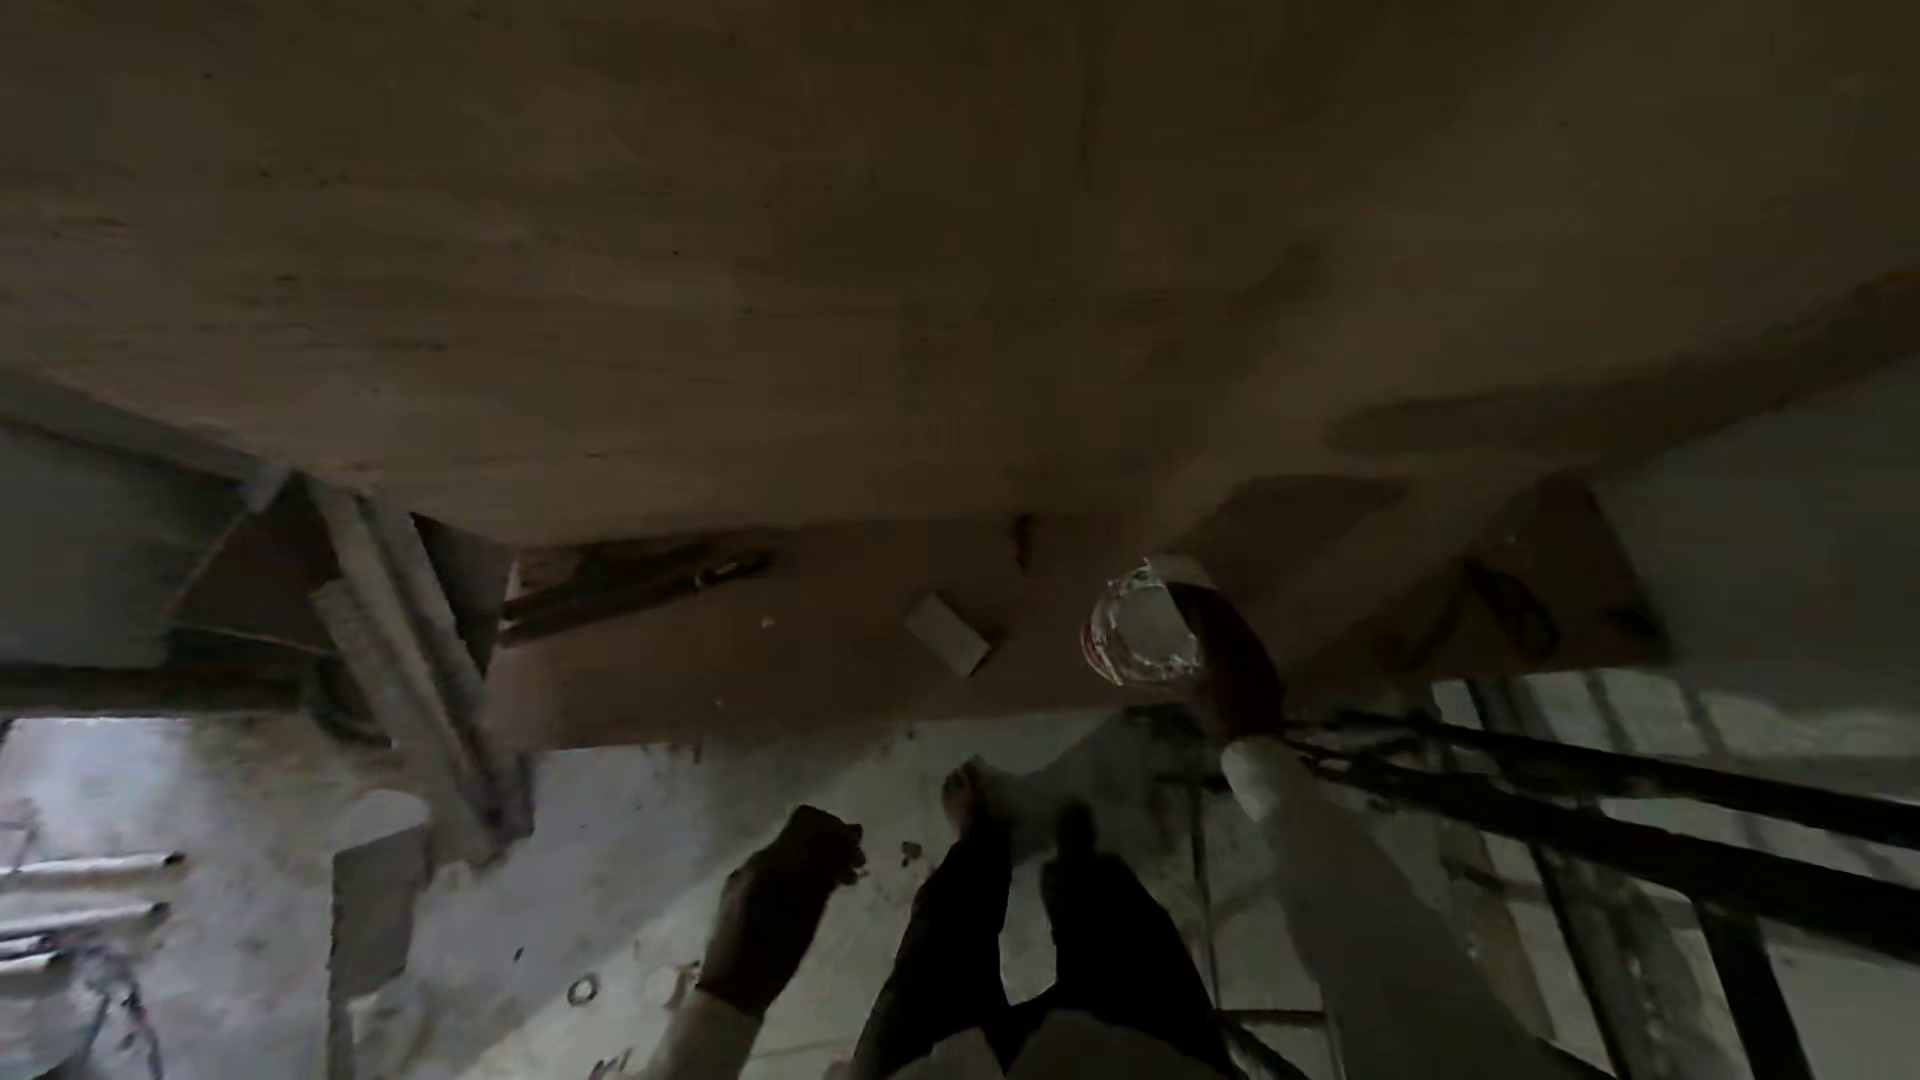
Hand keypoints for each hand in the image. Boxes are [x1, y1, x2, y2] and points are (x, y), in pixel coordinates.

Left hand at [698, 805, 865, 1016]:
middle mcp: (755, 859)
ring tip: (840, 881)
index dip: (836, 829)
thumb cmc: (774, 956)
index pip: (809, 820)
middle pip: (799, 831)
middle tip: (854, 865)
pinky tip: (813, 891)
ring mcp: (745, 873)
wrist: (729, 993)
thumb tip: (852, 834)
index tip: (857, 848)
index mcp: (771, 861)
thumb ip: (829, 868)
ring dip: (816, 857)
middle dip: (829, 841)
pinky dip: (799, 870)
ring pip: (789, 849)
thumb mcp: (809, 912)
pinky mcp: (739, 888)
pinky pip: (775, 866)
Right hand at [1168, 583, 1286, 742]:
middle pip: (1223, 612)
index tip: (1172, 589)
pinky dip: (1230, 624)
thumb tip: (1176, 653)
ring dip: (1218, 608)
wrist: (1256, 743)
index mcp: (1223, 649)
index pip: (1205, 614)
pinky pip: (1245, 633)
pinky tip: (1222, 627)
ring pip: (1236, 621)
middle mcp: (1244, 645)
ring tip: (1201, 601)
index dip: (1188, 598)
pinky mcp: (1265, 664)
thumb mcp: (1195, 691)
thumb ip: (1188, 668)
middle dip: (1203, 597)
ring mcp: (1258, 654)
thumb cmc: (1219, 719)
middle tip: (1185, 589)